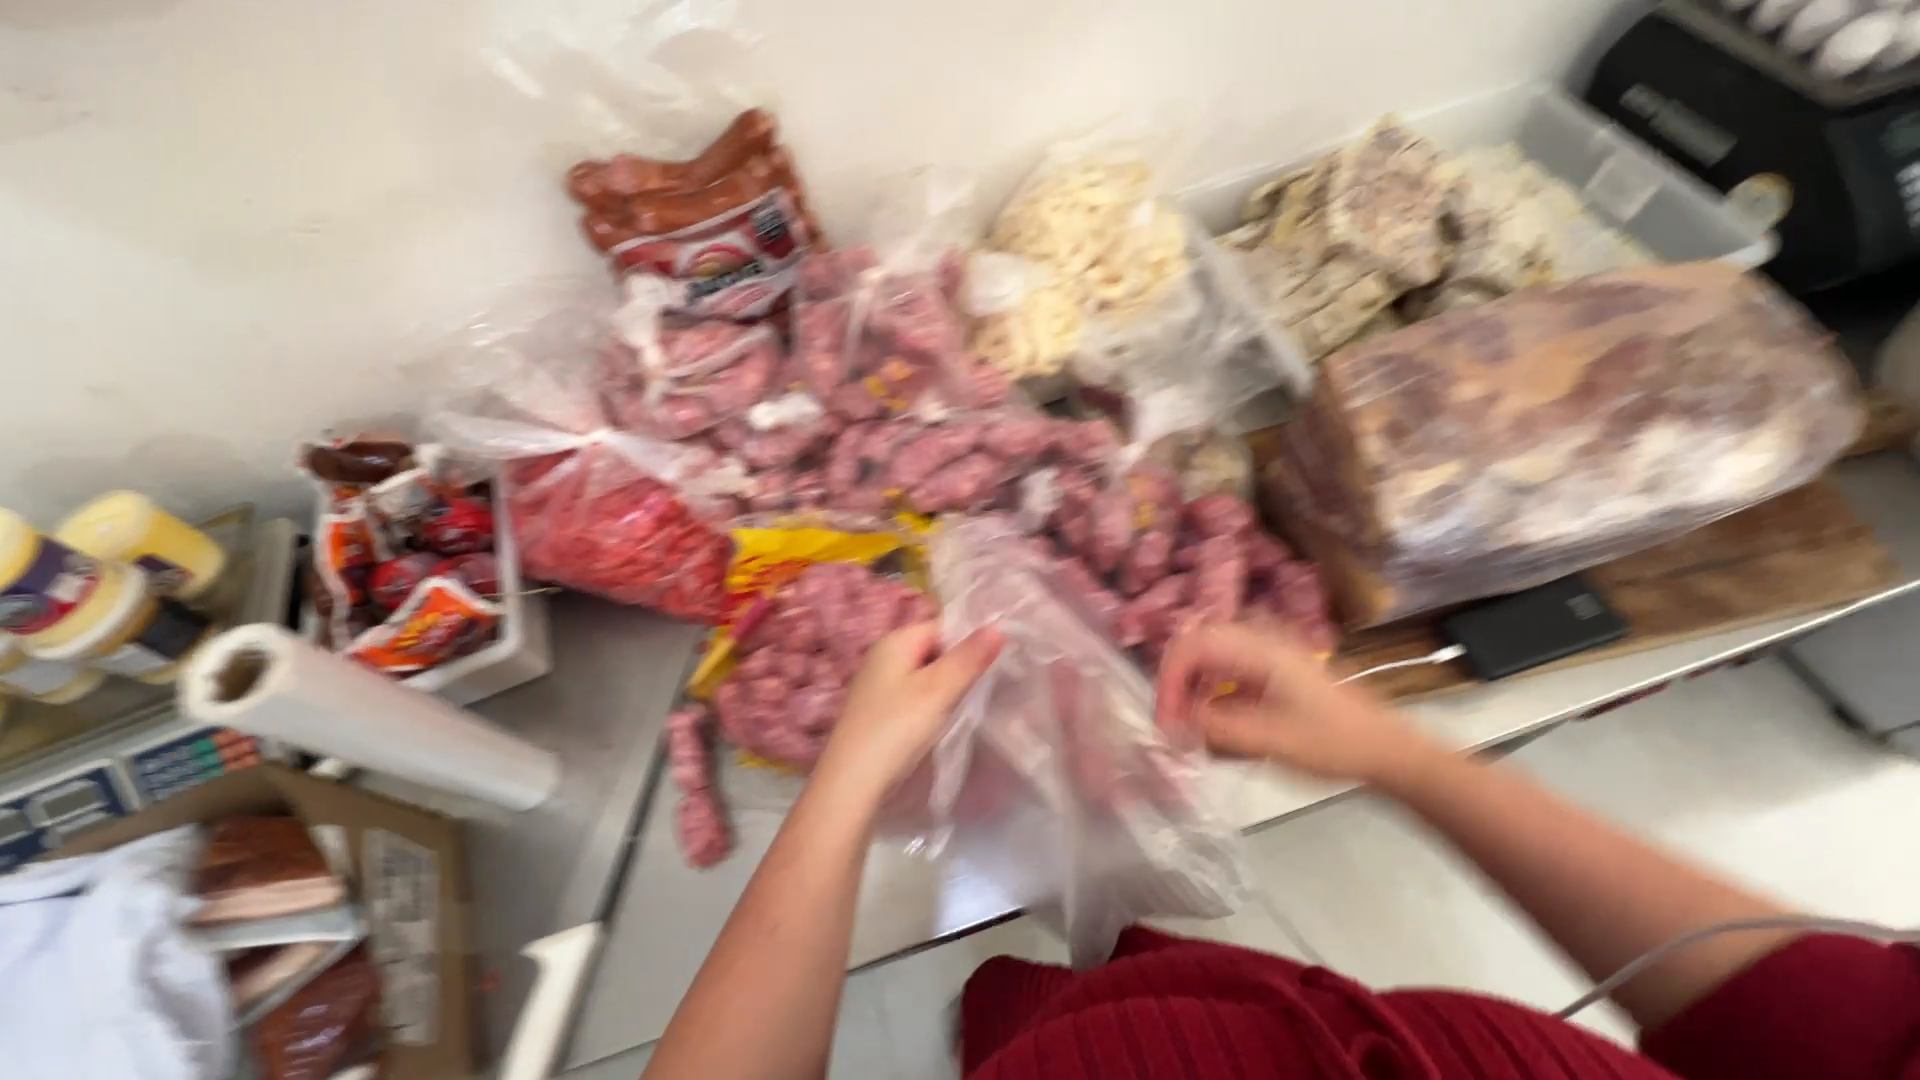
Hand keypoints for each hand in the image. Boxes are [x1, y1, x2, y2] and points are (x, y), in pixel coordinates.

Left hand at [813, 623, 1001, 808]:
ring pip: (924, 676)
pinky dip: (929, 705)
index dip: (968, 642)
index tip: (993, 663)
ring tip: (968, 705)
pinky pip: (912, 697)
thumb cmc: (896, 729)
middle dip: (959, 666)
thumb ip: (968, 659)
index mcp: (894, 642)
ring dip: (946, 688)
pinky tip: (941, 723)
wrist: (852, 783)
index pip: (941, 627)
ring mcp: (877, 686)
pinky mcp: (877, 712)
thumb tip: (997, 628)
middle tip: (986, 687)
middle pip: (933, 650)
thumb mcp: (938, 690)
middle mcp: (881, 657)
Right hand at [1156, 622, 1437, 783]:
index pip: (1190, 646)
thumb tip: (1171, 724)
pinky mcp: (1276, 673)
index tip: (1164, 721)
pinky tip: (1217, 727)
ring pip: (1212, 660)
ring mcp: (1269, 656)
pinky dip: (1213, 696)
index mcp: (1258, 648)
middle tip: (1170, 724)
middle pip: (1197, 647)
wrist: (1389, 751)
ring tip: (1189, 729)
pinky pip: (1230, 674)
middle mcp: (1260, 642)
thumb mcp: (1269, 739)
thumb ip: (1216, 727)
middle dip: (1177, 684)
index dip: (1169, 681)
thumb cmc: (1333, 743)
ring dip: (1194, 691)